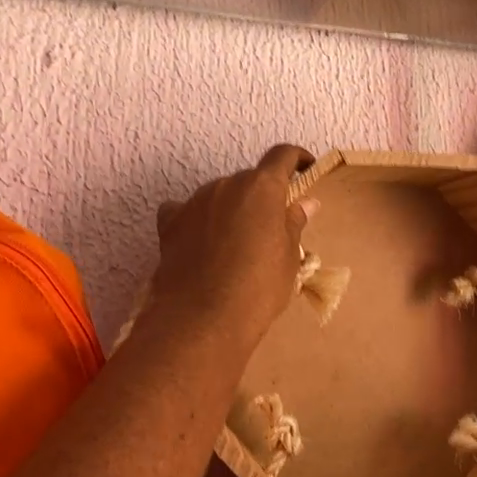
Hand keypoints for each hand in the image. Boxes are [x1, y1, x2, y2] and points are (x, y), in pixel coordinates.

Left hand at [147, 144, 315, 346]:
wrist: (202, 320)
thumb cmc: (258, 287)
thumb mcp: (288, 257)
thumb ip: (294, 223)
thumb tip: (305, 203)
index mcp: (262, 187)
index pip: (282, 156)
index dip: (297, 158)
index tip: (305, 167)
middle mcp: (226, 185)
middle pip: (250, 180)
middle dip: (262, 197)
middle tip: (272, 227)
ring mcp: (195, 202)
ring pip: (220, 195)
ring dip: (231, 209)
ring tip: (237, 244)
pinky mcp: (171, 223)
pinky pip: (186, 211)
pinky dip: (198, 220)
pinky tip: (201, 241)